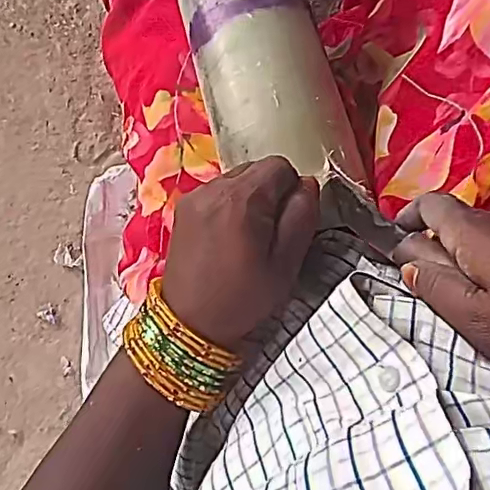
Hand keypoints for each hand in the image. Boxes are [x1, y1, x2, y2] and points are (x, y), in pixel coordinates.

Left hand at [159, 156, 320, 345]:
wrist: (188, 324)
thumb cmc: (241, 299)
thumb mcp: (285, 265)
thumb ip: (301, 217)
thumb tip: (307, 185)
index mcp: (242, 199)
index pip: (280, 166)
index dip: (292, 190)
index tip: (287, 223)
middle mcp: (213, 188)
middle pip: (256, 169)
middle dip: (270, 192)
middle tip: (269, 233)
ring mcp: (194, 197)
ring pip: (236, 179)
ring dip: (248, 199)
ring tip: (246, 238)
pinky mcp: (182, 209)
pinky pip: (216, 193)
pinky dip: (228, 206)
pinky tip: (226, 238)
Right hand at [390, 192, 489, 393]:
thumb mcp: (480, 320)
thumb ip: (436, 286)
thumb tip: (406, 259)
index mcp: (476, 235)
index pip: (429, 205)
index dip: (404, 222)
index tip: (390, 251)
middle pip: (448, 221)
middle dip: (424, 244)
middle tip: (417, 285)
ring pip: (471, 237)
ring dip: (451, 259)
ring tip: (449, 297)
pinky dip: (478, 268)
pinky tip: (487, 300)